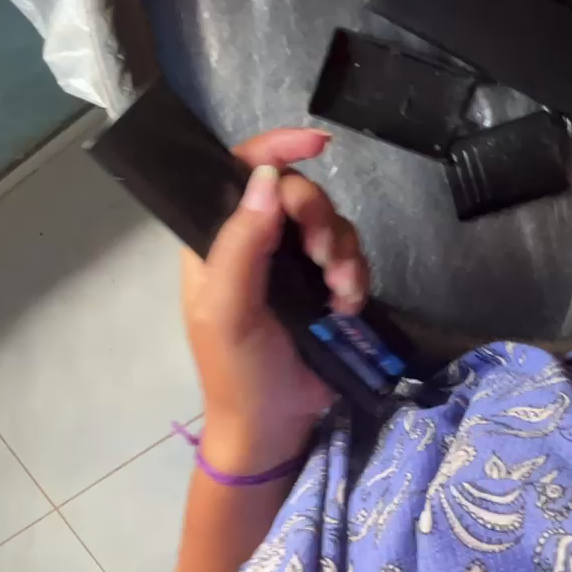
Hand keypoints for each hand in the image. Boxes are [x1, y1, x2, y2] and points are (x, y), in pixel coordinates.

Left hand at [181, 129, 368, 474]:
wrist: (274, 427)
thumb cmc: (237, 371)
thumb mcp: (228, 310)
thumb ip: (242, 244)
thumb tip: (268, 177)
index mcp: (216, 240)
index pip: (239, 171)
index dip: (276, 148)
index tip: (318, 145)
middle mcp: (253, 242)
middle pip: (296, 192)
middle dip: (320, 217)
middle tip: (324, 257)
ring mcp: (290, 263)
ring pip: (329, 222)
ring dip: (344, 251)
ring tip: (340, 291)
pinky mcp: (321, 284)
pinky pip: (349, 254)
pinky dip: (355, 274)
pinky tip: (348, 303)